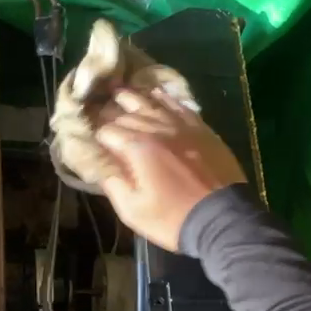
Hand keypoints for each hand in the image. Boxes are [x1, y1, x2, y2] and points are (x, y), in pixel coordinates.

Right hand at [95, 89, 247, 251]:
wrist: (221, 219)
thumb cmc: (172, 218)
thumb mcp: (132, 209)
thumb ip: (112, 181)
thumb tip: (96, 160)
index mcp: (137, 147)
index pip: (106, 131)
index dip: (95, 134)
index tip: (89, 137)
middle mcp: (157, 128)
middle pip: (126, 114)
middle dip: (109, 114)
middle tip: (100, 115)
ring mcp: (181, 125)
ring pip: (151, 103)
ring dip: (132, 98)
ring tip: (119, 91)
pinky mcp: (201, 128)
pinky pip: (178, 106)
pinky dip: (163, 98)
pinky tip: (156, 94)